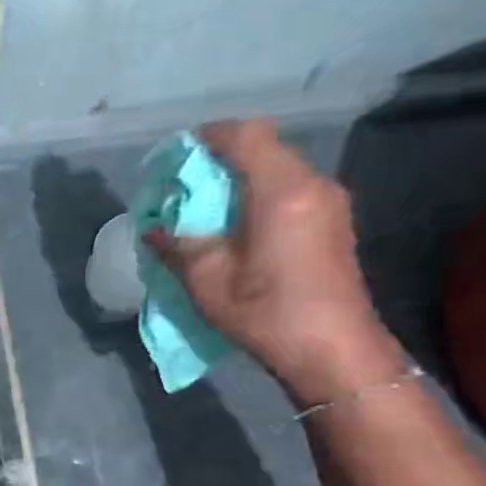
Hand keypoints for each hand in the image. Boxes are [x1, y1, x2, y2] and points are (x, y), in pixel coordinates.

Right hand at [145, 119, 400, 401]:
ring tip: (206, 208)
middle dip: (219, 159)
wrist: (332, 350)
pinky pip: (290, 189)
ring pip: (277, 168)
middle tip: (184, 185)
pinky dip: (258, 194)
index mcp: (280, 190)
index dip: (207, 137)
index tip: (176, 156)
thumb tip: (152, 231)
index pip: (244, 135)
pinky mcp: (333, 221)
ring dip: (239, 178)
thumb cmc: (266, 312)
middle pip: (263, 147)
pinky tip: (237, 226)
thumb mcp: (206, 282)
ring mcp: (328, 201)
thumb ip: (176, 247)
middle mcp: (311, 183)